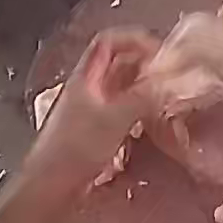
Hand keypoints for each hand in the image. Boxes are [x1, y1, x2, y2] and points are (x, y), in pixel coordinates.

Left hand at [19, 28, 161, 207]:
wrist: (51, 184)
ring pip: (121, 87)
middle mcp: (88, 87)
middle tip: (171, 75)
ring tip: (166, 95)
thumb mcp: (115, 118)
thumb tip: (170, 81)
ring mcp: (91, 108)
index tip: (160, 52)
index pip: (109, 41)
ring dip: (144, 87)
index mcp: (87, 76)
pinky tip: (151, 118)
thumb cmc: (77, 147)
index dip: (134, 39)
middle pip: (117, 63)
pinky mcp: (95, 129)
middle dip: (145, 64)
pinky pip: (121, 108)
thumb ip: (143, 97)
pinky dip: (138, 107)